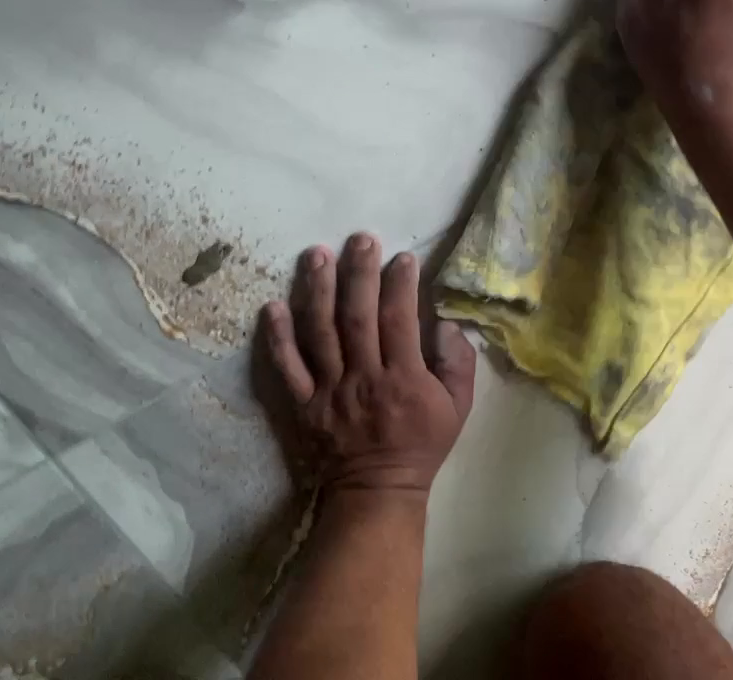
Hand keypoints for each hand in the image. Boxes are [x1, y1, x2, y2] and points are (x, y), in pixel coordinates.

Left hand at [261, 233, 476, 495]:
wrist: (376, 492)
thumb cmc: (421, 445)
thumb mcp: (458, 408)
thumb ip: (458, 364)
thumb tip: (445, 324)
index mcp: (403, 380)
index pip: (400, 321)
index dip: (401, 286)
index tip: (403, 257)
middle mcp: (363, 379)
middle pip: (358, 318)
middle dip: (359, 274)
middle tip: (360, 239)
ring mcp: (329, 391)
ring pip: (321, 333)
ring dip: (319, 290)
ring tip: (316, 254)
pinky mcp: (304, 404)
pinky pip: (288, 367)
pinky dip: (278, 337)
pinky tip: (274, 305)